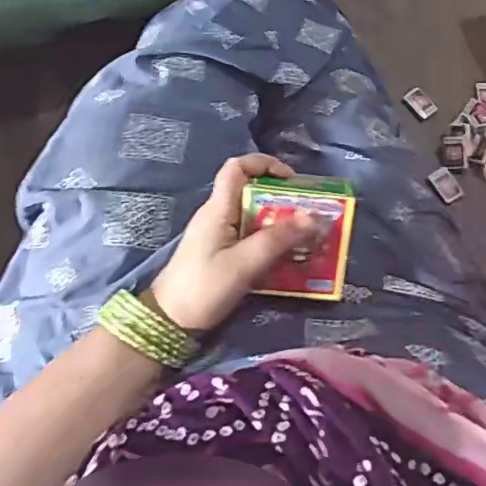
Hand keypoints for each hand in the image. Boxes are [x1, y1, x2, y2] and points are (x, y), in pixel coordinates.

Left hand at [149, 154, 317, 330]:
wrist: (170, 322)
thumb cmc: (204, 287)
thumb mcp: (245, 263)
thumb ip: (279, 239)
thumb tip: (315, 218)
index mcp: (218, 208)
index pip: (237, 167)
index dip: (266, 164)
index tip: (292, 181)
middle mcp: (218, 215)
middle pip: (252, 192)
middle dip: (283, 200)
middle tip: (309, 216)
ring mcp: (218, 235)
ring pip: (254, 217)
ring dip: (281, 224)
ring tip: (306, 238)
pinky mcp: (221, 253)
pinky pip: (251, 237)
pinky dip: (271, 242)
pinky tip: (288, 258)